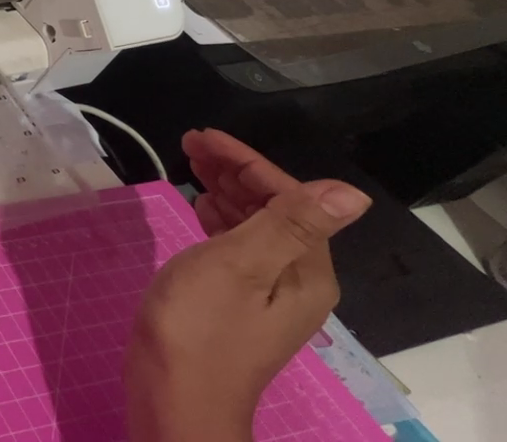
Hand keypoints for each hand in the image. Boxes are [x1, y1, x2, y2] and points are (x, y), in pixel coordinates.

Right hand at [125, 130, 370, 441]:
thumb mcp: (239, 267)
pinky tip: (199, 206)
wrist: (175, 389)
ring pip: (255, 225)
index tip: (199, 136)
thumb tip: (350, 194)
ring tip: (189, 163)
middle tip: (187, 142)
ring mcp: (266, 291)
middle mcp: (296, 278)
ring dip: (225, 189)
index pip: (290, 200)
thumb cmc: (200, 323)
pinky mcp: (236, 298)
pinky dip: (219, 216)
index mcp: (305, 270)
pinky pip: (238, 244)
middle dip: (235, 171)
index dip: (248, 163)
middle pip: (275, 209)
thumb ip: (289, 226)